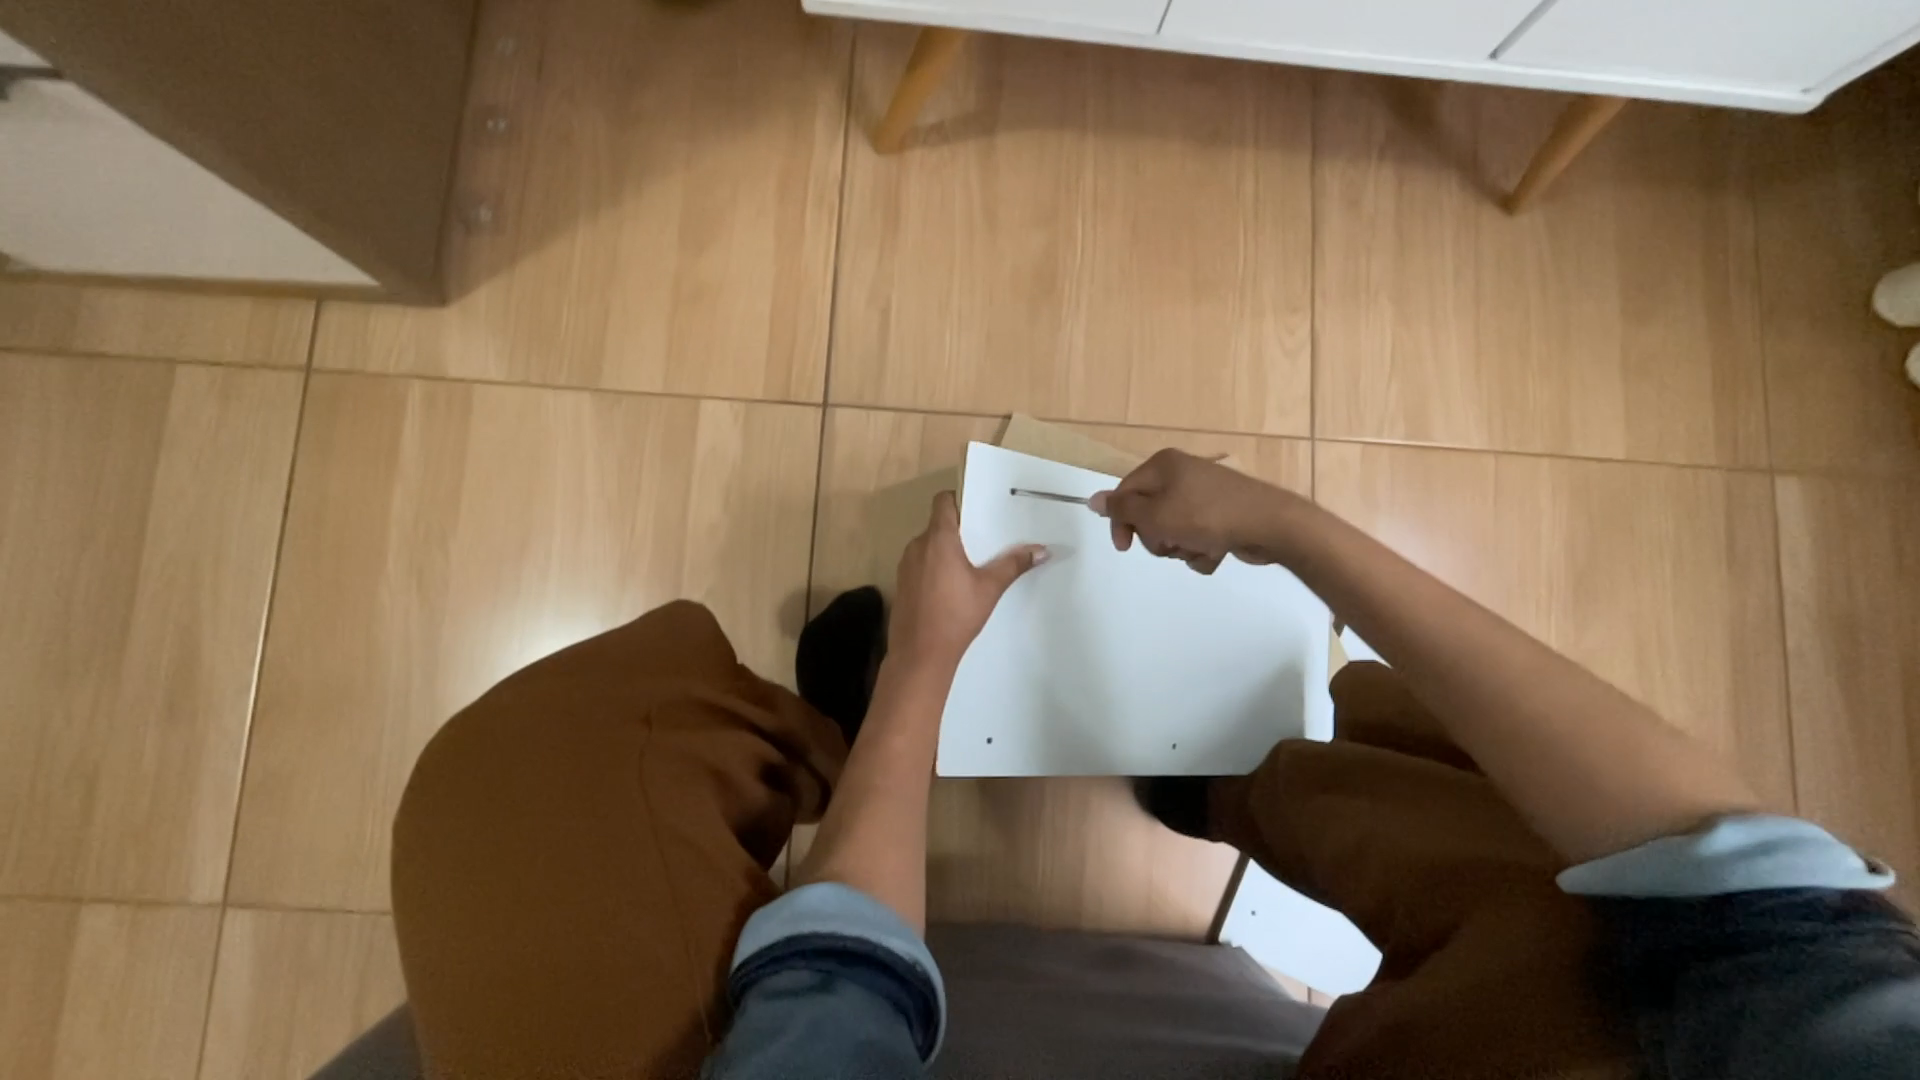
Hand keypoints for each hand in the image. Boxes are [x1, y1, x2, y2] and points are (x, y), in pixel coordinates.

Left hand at [890, 491, 1047, 669]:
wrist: (920, 654)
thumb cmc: (956, 615)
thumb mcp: (989, 588)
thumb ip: (1013, 565)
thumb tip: (1041, 550)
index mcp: (938, 539)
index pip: (943, 501)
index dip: (959, 499)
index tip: (978, 510)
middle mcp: (917, 546)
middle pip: (938, 524)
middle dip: (960, 529)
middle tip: (985, 538)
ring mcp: (905, 565)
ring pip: (928, 545)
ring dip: (947, 549)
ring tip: (972, 562)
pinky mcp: (901, 583)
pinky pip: (920, 563)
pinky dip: (935, 566)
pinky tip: (952, 585)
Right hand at [1088, 449, 1297, 573]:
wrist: (1270, 525)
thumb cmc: (1206, 515)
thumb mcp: (1154, 513)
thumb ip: (1121, 508)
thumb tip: (1092, 499)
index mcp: (1163, 466)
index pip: (1125, 493)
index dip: (1120, 522)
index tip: (1125, 547)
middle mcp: (1182, 475)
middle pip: (1148, 514)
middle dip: (1157, 537)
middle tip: (1173, 542)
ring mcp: (1204, 496)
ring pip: (1173, 531)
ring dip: (1181, 548)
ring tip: (1199, 548)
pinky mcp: (1221, 516)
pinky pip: (1197, 538)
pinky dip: (1201, 550)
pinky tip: (1215, 551)